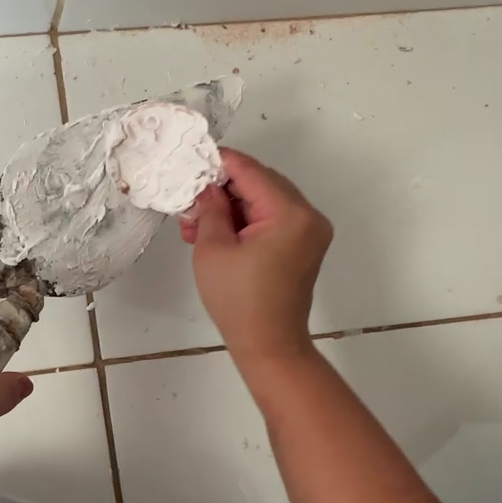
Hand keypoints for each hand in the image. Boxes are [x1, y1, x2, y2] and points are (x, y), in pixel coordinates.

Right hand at [180, 149, 332, 361]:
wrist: (268, 344)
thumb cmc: (238, 300)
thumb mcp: (213, 249)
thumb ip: (211, 209)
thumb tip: (207, 188)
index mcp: (290, 214)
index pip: (252, 173)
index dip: (222, 163)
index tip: (194, 157)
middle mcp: (309, 216)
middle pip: (262, 183)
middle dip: (224, 188)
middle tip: (191, 201)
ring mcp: (310, 232)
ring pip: (266, 201)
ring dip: (232, 206)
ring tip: (197, 223)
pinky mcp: (304, 245)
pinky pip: (273, 220)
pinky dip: (246, 221)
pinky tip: (218, 231)